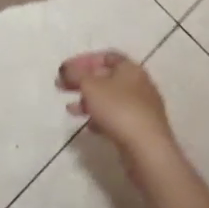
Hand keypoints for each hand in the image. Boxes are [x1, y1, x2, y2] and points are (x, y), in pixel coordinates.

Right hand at [57, 50, 172, 148]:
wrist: (147, 150)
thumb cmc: (118, 109)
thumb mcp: (90, 86)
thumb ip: (75, 74)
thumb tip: (66, 69)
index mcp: (131, 69)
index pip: (105, 57)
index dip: (83, 60)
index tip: (65, 70)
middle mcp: (140, 85)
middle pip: (106, 78)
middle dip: (82, 82)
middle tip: (61, 87)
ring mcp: (142, 109)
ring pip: (110, 99)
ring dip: (88, 101)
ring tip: (71, 110)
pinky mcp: (141, 130)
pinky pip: (117, 118)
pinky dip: (100, 119)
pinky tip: (89, 127)